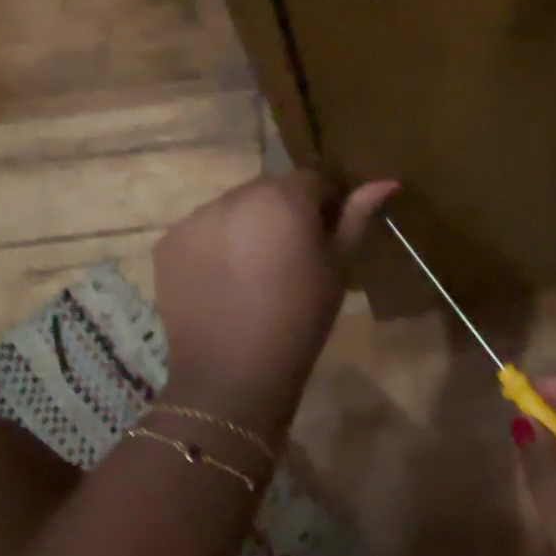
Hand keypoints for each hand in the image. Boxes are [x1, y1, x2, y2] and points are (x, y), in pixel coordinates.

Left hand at [152, 172, 396, 427]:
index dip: (325, 203)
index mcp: (283, 198)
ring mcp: (197, 218)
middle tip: (291, 256)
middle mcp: (236, 196)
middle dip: (284, 211)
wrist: (232, 377)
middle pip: (270, 188)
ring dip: (248, 225)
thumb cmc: (300, 320)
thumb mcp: (337, 267)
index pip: (313, 178)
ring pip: (235, 207)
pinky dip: (215, 245)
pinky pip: (203, 229)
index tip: (326, 235)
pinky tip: (224, 281)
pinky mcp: (169, 242)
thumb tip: (386, 180)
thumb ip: (356, 217)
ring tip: (254, 271)